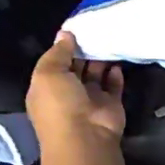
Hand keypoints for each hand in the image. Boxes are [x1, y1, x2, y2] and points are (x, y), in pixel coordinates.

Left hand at [27, 31, 125, 148]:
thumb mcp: (48, 72)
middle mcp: (68, 94)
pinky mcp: (111, 105)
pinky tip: (116, 63)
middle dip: (84, 52)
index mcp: (47, 88)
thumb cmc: (60, 103)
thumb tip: (65, 34)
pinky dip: (116, 74)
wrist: (85, 135)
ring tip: (108, 40)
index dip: (63, 47)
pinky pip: (114, 86)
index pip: (55, 64)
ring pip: (96, 75)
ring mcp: (90, 100)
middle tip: (96, 30)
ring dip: (101, 60)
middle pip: (77, 68)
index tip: (75, 29)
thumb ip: (58, 52)